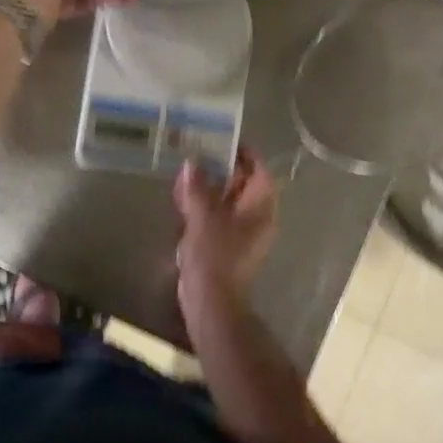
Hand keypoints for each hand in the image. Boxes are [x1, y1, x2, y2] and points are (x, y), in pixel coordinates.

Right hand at [173, 148, 277, 318]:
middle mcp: (256, 219)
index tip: (224, 141)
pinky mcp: (225, 247)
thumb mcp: (203, 216)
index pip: (260, 172)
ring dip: (209, 188)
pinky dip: (203, 208)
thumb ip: (198, 187)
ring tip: (186, 174)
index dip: (244, 154)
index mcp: (261, 209)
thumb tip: (193, 162)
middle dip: (222, 170)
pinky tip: (182, 201)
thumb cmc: (214, 255)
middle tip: (198, 154)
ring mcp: (241, 234)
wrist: (210, 301)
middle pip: (243, 186)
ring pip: (228, 202)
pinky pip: (217, 219)